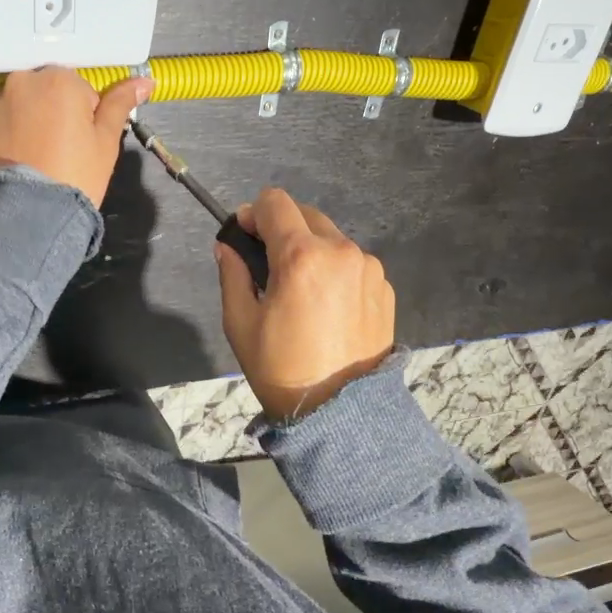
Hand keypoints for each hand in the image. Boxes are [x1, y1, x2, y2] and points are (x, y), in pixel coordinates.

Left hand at [0, 67, 153, 207]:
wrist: (29, 216)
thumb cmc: (76, 177)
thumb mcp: (106, 143)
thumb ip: (120, 105)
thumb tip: (144, 81)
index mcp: (59, 79)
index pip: (78, 90)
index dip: (82, 117)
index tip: (79, 144)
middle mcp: (21, 81)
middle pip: (42, 92)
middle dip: (49, 113)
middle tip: (55, 152)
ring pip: (13, 105)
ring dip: (22, 122)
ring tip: (30, 159)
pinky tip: (10, 161)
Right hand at [216, 189, 395, 420]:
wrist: (337, 409)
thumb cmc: (279, 368)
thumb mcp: (240, 323)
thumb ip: (232, 274)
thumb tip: (227, 247)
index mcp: (301, 256)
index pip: (275, 203)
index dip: (253, 213)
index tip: (245, 236)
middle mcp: (340, 250)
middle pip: (305, 215)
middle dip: (283, 232)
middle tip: (269, 269)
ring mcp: (368, 268)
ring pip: (331, 240)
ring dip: (311, 252)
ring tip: (301, 294)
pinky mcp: (384, 287)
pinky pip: (352, 265)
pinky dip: (335, 274)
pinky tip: (327, 310)